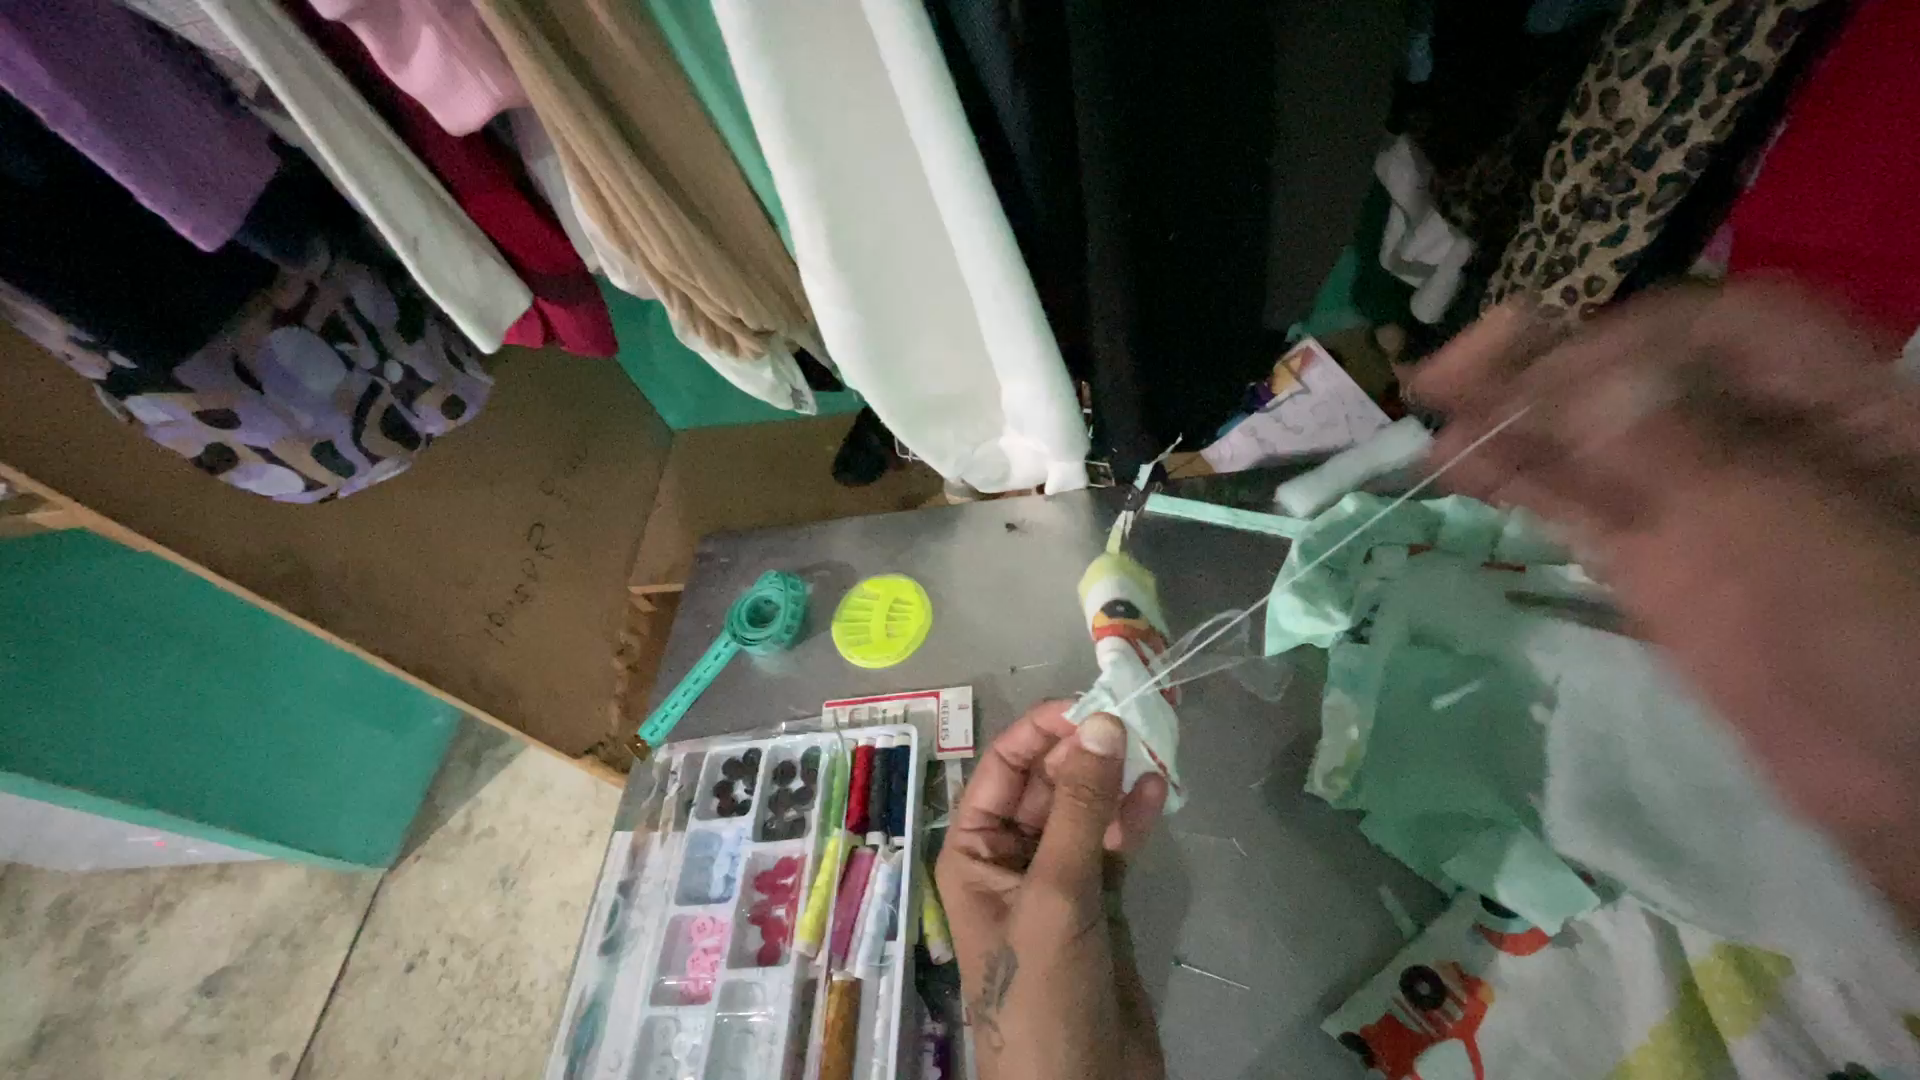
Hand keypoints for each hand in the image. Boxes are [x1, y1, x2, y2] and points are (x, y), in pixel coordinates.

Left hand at [935, 702, 1166, 1079]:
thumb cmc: (1044, 991)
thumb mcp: (1055, 893)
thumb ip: (1080, 807)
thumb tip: (1103, 723)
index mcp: (975, 846)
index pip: (1004, 765)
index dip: (1043, 730)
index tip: (1093, 704)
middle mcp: (1010, 852)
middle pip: (1048, 781)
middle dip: (1086, 751)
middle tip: (1136, 719)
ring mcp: (1056, 875)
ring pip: (1085, 808)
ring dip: (1115, 778)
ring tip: (1155, 744)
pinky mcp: (1098, 897)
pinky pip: (1113, 841)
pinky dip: (1134, 815)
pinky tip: (1160, 789)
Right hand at [1410, 282, 1919, 920]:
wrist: (1908, 779)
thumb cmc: (1886, 642)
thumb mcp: (1792, 533)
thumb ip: (1688, 453)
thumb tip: (1581, 381)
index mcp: (1829, 407)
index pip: (1711, 332)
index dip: (1614, 341)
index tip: (1531, 381)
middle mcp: (1752, 439)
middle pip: (1632, 379)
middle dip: (1534, 372)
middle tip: (1436, 377)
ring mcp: (1692, 501)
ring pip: (1584, 443)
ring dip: (1504, 426)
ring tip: (1425, 417)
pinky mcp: (1646, 557)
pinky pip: (1570, 505)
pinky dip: (1511, 483)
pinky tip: (1453, 469)